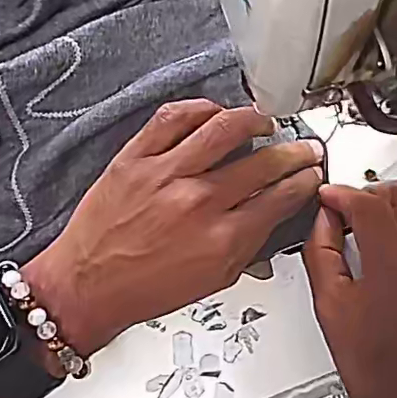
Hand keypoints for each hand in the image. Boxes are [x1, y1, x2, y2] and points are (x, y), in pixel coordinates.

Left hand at [21, 101, 322, 354]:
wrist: (87, 286)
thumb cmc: (144, 289)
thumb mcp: (213, 280)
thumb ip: (248, 246)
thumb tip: (272, 215)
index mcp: (221, 239)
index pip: (279, 198)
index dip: (304, 181)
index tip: (309, 174)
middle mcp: (197, 202)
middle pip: (262, 163)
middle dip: (294, 152)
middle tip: (302, 147)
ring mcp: (165, 175)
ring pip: (223, 129)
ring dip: (254, 120)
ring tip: (264, 121)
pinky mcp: (135, 158)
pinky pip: (173, 118)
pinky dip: (200, 108)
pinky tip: (214, 112)